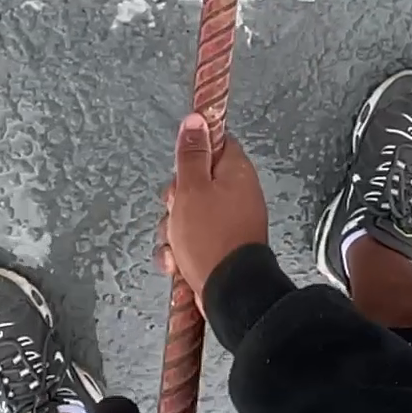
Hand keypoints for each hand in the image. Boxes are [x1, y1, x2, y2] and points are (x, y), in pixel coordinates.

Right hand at [155, 113, 268, 291]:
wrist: (230, 294)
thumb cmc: (211, 236)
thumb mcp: (192, 188)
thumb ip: (191, 153)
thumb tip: (196, 118)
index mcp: (236, 171)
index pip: (215, 144)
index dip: (192, 153)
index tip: (181, 171)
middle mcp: (238, 193)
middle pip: (197, 180)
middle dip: (176, 198)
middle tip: (176, 210)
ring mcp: (232, 221)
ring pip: (190, 212)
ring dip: (174, 228)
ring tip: (175, 243)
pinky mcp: (223, 247)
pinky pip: (194, 239)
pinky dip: (181, 250)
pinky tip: (176, 262)